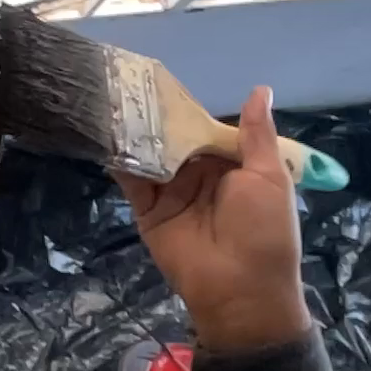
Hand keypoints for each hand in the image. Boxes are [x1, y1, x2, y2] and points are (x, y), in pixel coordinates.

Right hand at [113, 86, 312, 354]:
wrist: (241, 292)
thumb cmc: (264, 232)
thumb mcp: (269, 179)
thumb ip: (256, 134)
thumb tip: (260, 88)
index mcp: (226, 164)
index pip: (200, 126)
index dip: (181, 106)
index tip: (156, 78)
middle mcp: (194, 172)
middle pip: (168, 136)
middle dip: (150, 115)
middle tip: (122, 83)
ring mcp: (168, 189)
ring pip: (146, 152)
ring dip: (130, 131)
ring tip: (106, 99)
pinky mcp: (145, 206)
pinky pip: (129, 176)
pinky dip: (117, 156)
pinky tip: (102, 132)